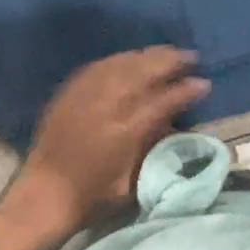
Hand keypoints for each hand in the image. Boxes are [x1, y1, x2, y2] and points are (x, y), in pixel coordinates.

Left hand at [22, 47, 210, 223]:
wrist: (46, 193)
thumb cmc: (93, 196)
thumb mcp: (133, 180)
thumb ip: (153, 146)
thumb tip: (171, 120)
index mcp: (125, 132)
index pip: (163, 100)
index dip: (185, 90)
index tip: (204, 83)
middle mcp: (106, 106)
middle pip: (142, 71)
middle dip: (169, 61)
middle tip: (190, 58)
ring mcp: (84, 96)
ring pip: (121, 64)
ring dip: (146, 56)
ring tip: (166, 53)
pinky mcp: (68, 93)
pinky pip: (98, 67)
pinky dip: (119, 60)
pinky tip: (131, 59)